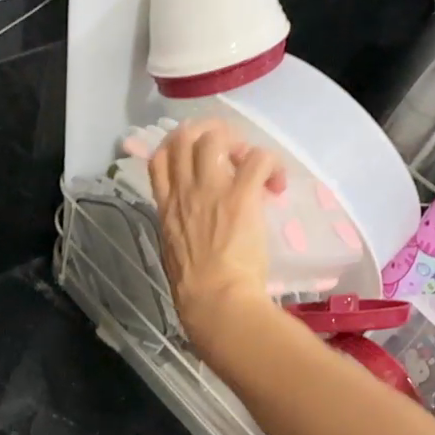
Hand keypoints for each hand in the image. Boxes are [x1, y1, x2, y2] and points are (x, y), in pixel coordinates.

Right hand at [147, 120, 284, 352]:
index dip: (177, 146)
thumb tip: (191, 226)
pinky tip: (276, 185)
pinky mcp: (240, 196)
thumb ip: (178, 230)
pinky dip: (271, 164)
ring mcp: (210, 191)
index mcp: (165, 209)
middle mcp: (184, 192)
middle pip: (184, 137)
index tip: (196, 156)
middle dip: (208, 134)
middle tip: (229, 153)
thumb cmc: (194, 291)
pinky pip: (258, 158)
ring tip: (251, 166)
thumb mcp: (172, 254)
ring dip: (238, 144)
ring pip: (216, 137)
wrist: (214, 301)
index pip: (159, 159)